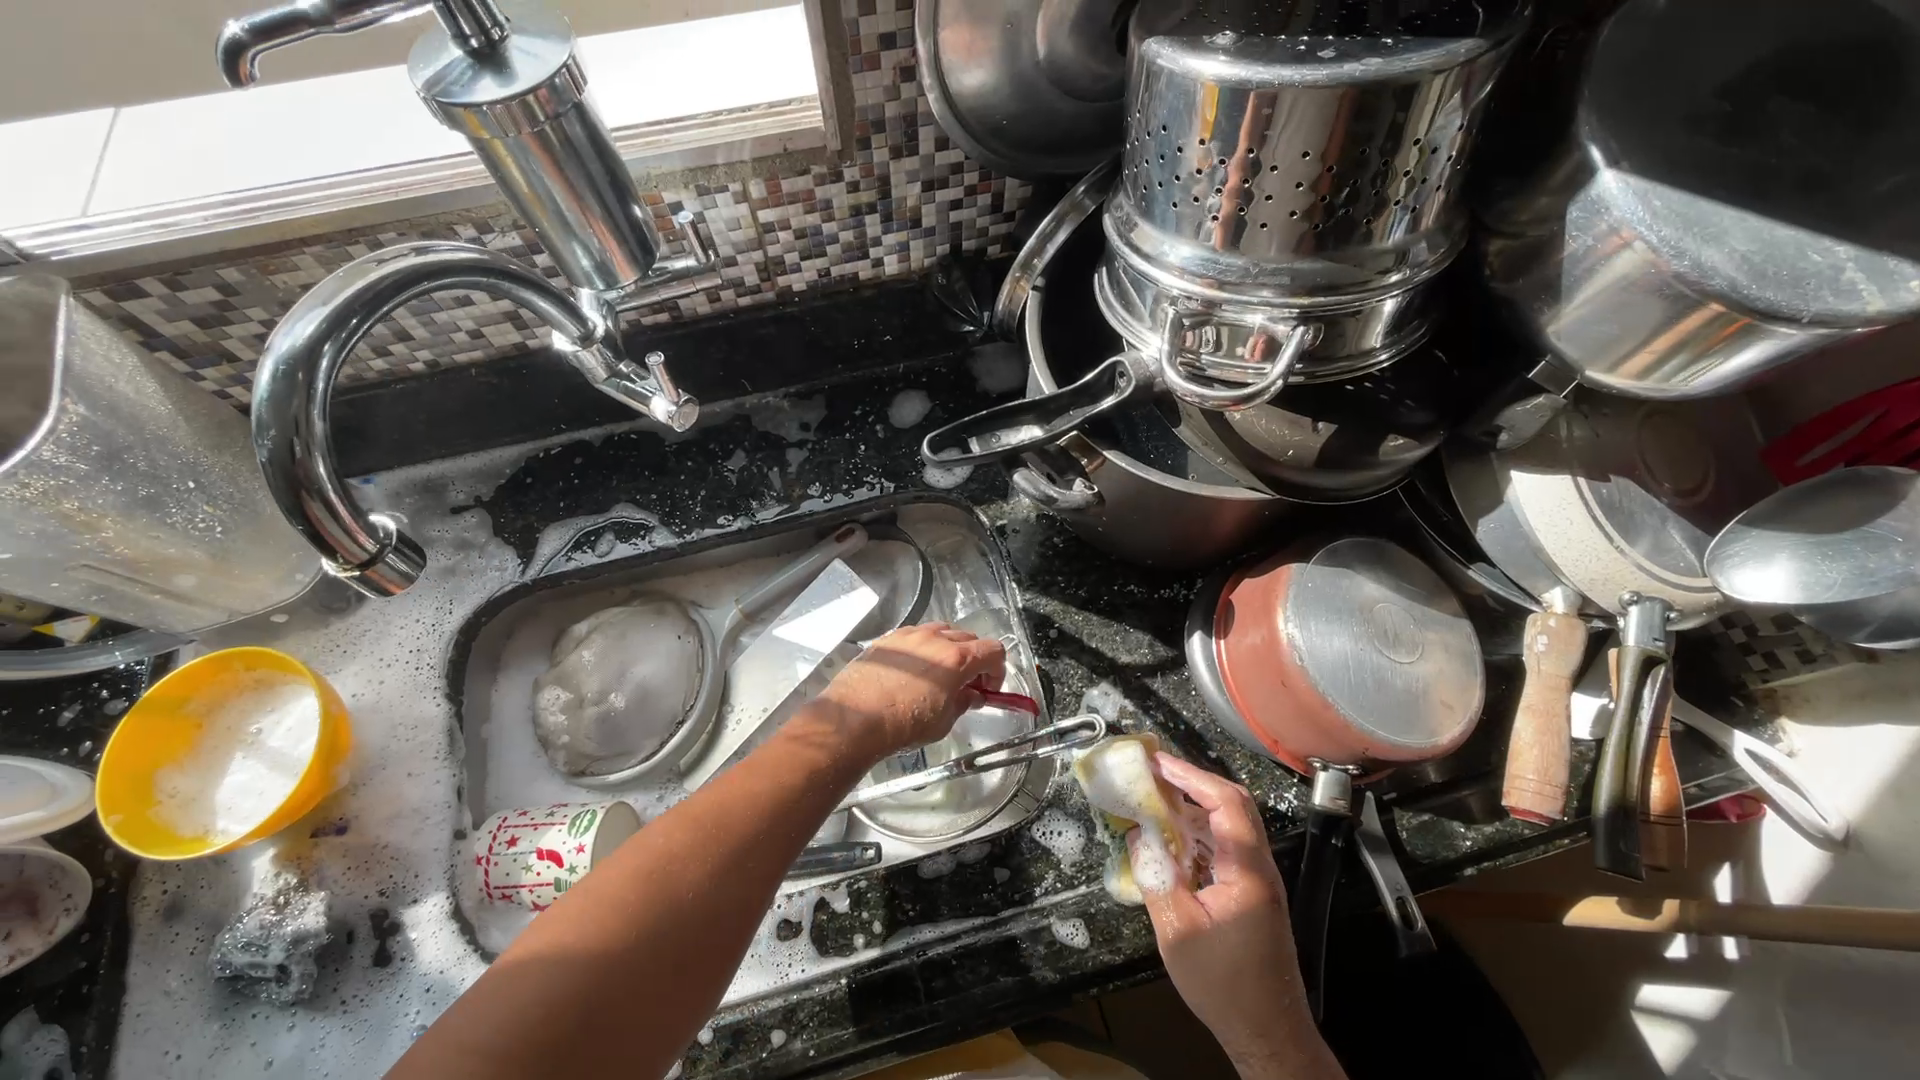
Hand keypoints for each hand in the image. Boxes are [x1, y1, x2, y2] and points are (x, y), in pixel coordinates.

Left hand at [814, 622, 1005, 759]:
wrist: (854, 719)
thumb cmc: (902, 725)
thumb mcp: (943, 722)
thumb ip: (963, 703)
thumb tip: (971, 696)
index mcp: (957, 659)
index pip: (993, 651)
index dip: (997, 670)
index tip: (988, 688)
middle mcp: (935, 640)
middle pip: (969, 638)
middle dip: (974, 660)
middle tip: (967, 685)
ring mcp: (909, 636)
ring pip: (941, 631)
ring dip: (949, 649)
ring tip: (940, 674)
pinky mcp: (887, 640)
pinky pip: (915, 635)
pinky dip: (923, 647)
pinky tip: (914, 670)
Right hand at [1135, 754, 1341, 1079]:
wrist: (1268, 1033)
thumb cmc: (1222, 985)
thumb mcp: (1177, 930)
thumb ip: (1157, 876)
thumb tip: (1137, 834)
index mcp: (1246, 870)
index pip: (1226, 803)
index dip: (1191, 776)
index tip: (1156, 763)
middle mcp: (1260, 866)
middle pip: (1234, 805)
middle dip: (1194, 782)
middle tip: (1155, 773)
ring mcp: (1261, 880)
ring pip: (1233, 825)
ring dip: (1197, 806)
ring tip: (1157, 798)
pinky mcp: (1255, 894)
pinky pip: (1229, 847)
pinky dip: (1201, 832)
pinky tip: (1174, 840)